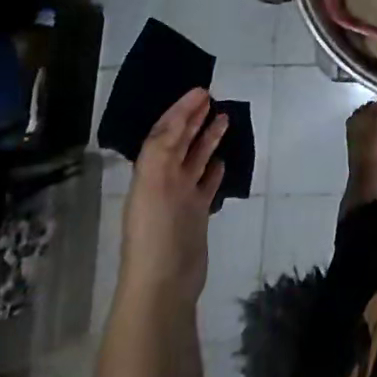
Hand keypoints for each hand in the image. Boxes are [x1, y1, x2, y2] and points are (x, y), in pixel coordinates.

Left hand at [120, 88, 227, 301]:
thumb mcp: (152, 183)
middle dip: (193, 118)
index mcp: (150, 170)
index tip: (200, 91)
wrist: (163, 285)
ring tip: (225, 119)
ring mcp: (181, 197)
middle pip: (180, 141)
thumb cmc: (155, 231)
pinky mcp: (196, 215)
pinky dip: (213, 170)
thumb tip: (175, 120)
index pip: (166, 131)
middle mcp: (164, 179)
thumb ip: (161, 149)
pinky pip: (205, 184)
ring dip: (207, 138)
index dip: (181, 110)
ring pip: (195, 159)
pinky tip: (223, 161)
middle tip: (212, 97)